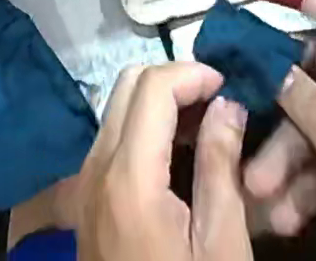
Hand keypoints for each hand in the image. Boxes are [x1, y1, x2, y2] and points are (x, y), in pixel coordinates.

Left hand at [75, 62, 253, 260]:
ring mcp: (85, 181)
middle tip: (218, 101)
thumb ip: (220, 166)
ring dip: (159, 100)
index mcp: (128, 176)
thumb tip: (227, 103)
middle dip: (175, 79)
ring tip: (206, 122)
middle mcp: (95, 166)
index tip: (230, 84)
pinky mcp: (85, 197)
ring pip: (118, 106)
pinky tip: (179, 150)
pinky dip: (145, 124)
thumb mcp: (221, 249)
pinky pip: (113, 136)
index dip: (193, 73)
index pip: (153, 86)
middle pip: (128, 84)